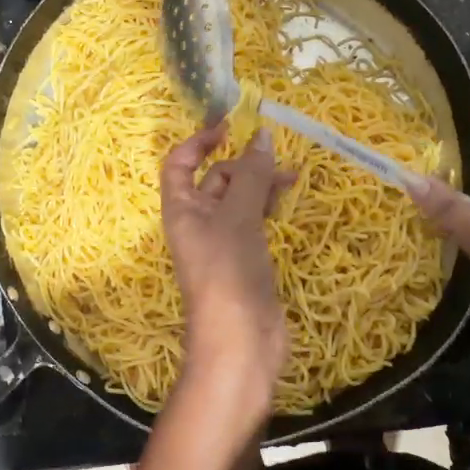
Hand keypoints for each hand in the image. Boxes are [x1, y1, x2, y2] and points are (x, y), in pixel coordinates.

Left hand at [160, 122, 295, 411]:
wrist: (242, 344)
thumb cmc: (229, 274)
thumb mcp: (239, 218)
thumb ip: (250, 175)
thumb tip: (262, 135)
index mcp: (180, 209)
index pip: (179, 164)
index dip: (198, 142)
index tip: (227, 126)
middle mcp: (197, 221)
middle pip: (214, 178)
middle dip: (242, 163)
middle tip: (275, 157)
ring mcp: (222, 240)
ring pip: (238, 198)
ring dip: (259, 182)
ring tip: (291, 176)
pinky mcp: (245, 257)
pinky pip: (253, 219)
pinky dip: (267, 204)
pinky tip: (286, 198)